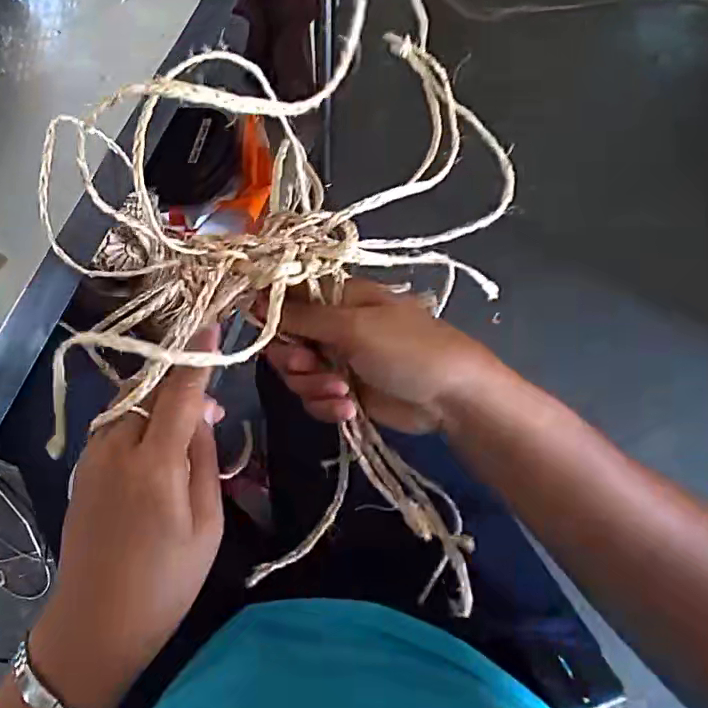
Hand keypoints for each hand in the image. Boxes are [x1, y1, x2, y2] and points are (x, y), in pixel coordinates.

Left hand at [27, 327, 225, 707]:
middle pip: (148, 390)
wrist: (94, 622)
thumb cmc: (165, 583)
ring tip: (187, 433)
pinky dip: (138, 421)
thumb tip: (200, 415)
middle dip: (179, 385)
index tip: (212, 324)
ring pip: (128, 404)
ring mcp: (91, 457)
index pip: (178, 391)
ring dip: (157, 402)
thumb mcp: (205, 524)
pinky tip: (156, 450)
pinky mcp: (80, 469)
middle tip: (211, 417)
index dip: (196, 356)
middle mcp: (115, 447)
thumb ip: (202, 460)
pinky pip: (113, 426)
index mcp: (153, 463)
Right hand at [261, 278, 503, 433]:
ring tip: (342, 393)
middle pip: (283, 340)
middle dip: (292, 359)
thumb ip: (302, 316)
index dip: (269, 313)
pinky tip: (348, 410)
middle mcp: (330, 326)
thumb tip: (255, 299)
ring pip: (294, 374)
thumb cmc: (408, 348)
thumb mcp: (353, 326)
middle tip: (311, 365)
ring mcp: (335, 360)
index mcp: (335, 298)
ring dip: (312, 386)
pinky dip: (326, 406)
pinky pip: (312, 398)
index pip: (285, 297)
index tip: (266, 331)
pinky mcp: (341, 391)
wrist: (452, 398)